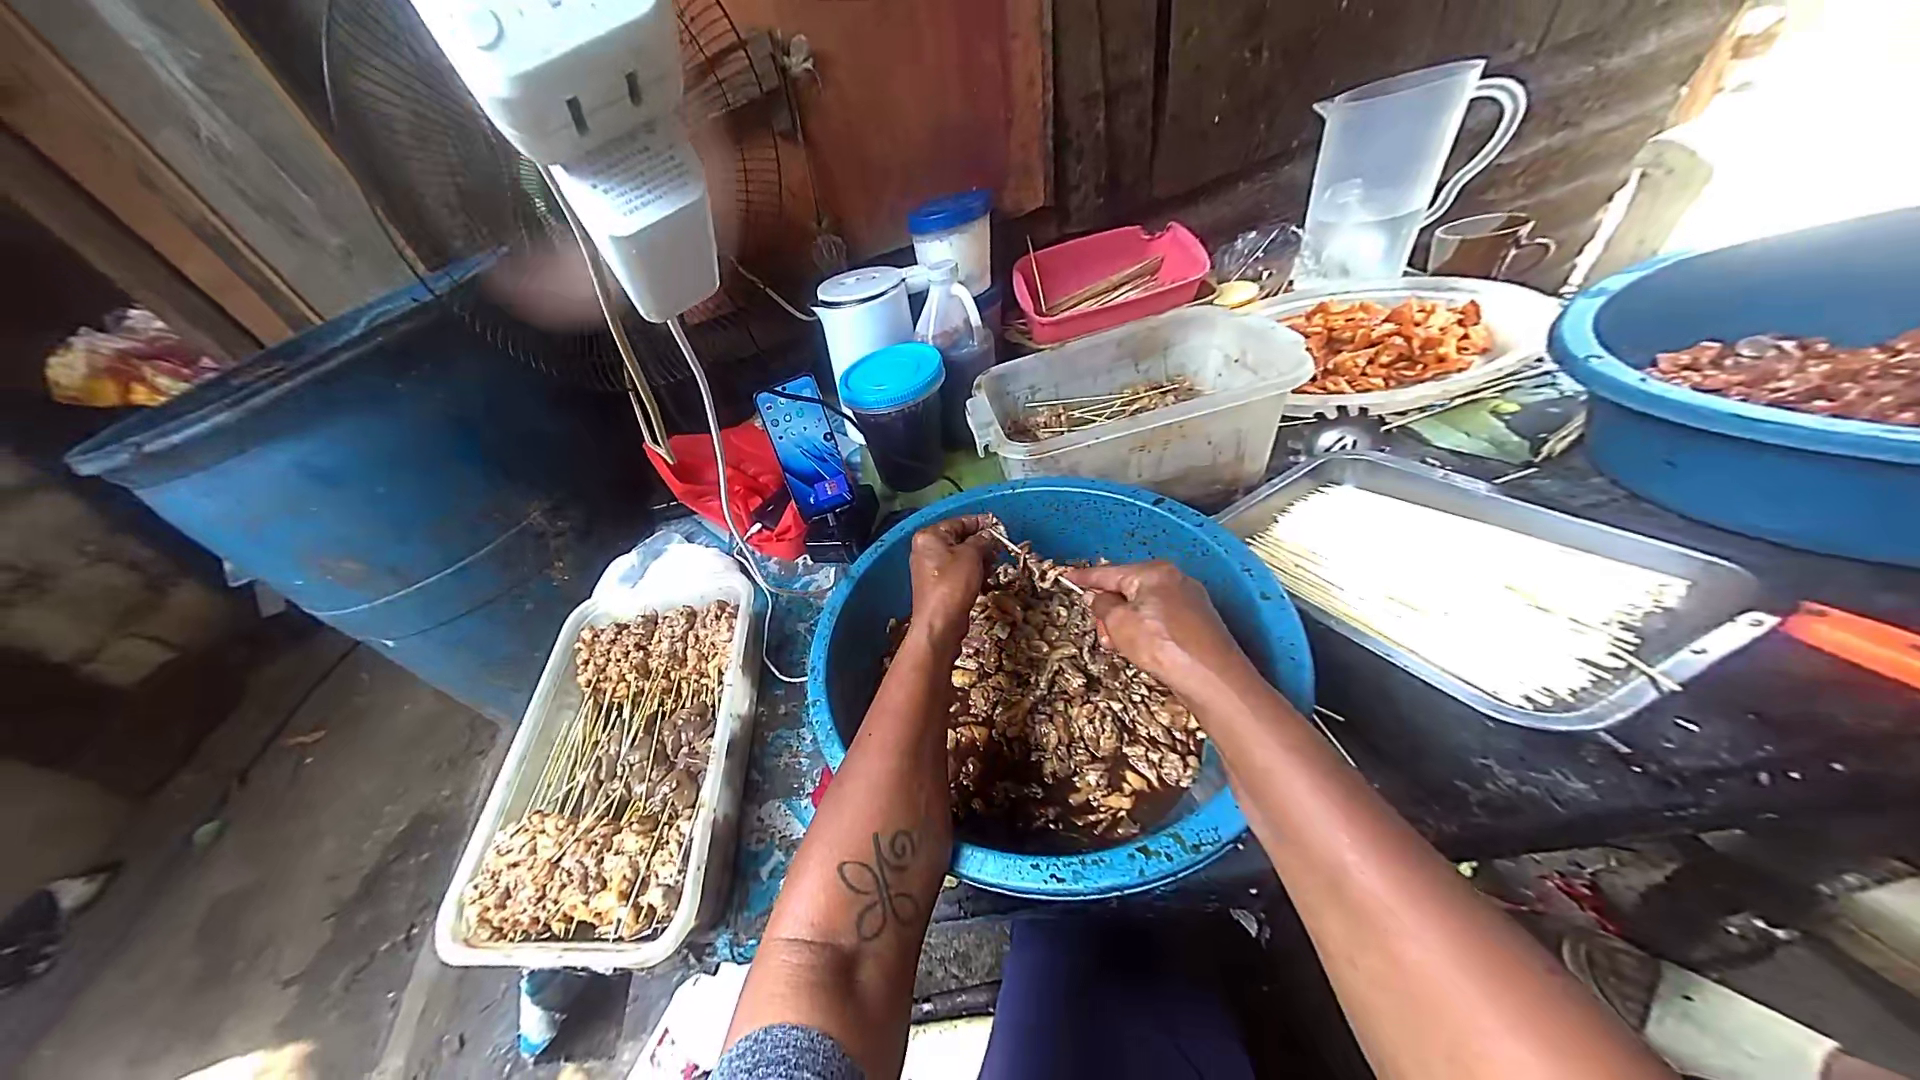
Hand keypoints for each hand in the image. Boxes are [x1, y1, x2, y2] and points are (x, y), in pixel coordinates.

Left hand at [908, 515, 996, 645]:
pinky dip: (972, 572)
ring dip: (979, 559)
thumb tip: (989, 536)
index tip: (998, 526)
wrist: (940, 624)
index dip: (980, 522)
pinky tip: (985, 578)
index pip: (959, 521)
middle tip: (1000, 548)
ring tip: (994, 564)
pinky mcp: (938, 585)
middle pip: (959, 539)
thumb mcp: (972, 555)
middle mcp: (926, 549)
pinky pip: (958, 572)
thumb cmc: (953, 584)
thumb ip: (982, 540)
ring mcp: (930, 568)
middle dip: (981, 543)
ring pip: (960, 556)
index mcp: (929, 536)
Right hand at [1065, 561, 1253, 693]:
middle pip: (1127, 589)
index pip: (1109, 571)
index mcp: (1154, 572)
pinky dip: (1145, 631)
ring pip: (1143, 606)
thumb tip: (1097, 597)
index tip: (1067, 577)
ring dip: (1125, 624)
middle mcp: (1174, 579)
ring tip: (1122, 647)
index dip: (1084, 578)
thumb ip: (1102, 605)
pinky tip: (1143, 650)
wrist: (1213, 678)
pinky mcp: (1197, 622)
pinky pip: (1160, 619)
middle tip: (1103, 634)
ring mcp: (1189, 600)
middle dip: (1109, 610)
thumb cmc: (1163, 646)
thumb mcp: (1118, 623)